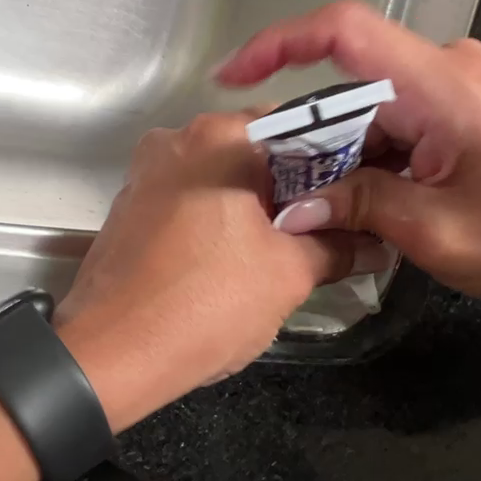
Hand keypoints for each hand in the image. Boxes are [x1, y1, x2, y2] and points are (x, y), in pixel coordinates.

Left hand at [55, 112, 383, 427]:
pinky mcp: (129, 209)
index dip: (337, 159)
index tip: (359, 192)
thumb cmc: (205, 303)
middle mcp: (176, 140)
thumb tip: (371, 243)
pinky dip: (216, 223)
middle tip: (330, 229)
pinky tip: (234, 262)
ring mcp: (146, 174)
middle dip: (294, 190)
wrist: (109, 355)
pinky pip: (189, 202)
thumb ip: (336, 248)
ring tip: (286, 252)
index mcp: (219, 137)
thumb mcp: (288, 276)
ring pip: (220, 180)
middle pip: (255, 152)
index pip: (299, 125)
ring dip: (255, 210)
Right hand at [216, 0, 480, 358]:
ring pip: (379, 108)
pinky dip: (380, 158)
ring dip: (347, 155)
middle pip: (354, 82)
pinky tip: (377, 204)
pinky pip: (409, 121)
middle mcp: (452, 69)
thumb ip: (359, 209)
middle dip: (310, 135)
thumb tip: (292, 212)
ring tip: (332, 212)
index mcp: (442, 86)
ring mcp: (468, 87)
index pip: (344, 31)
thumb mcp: (440, 233)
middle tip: (285, 191)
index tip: (233, 75)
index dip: (278, 42)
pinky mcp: (478, 109)